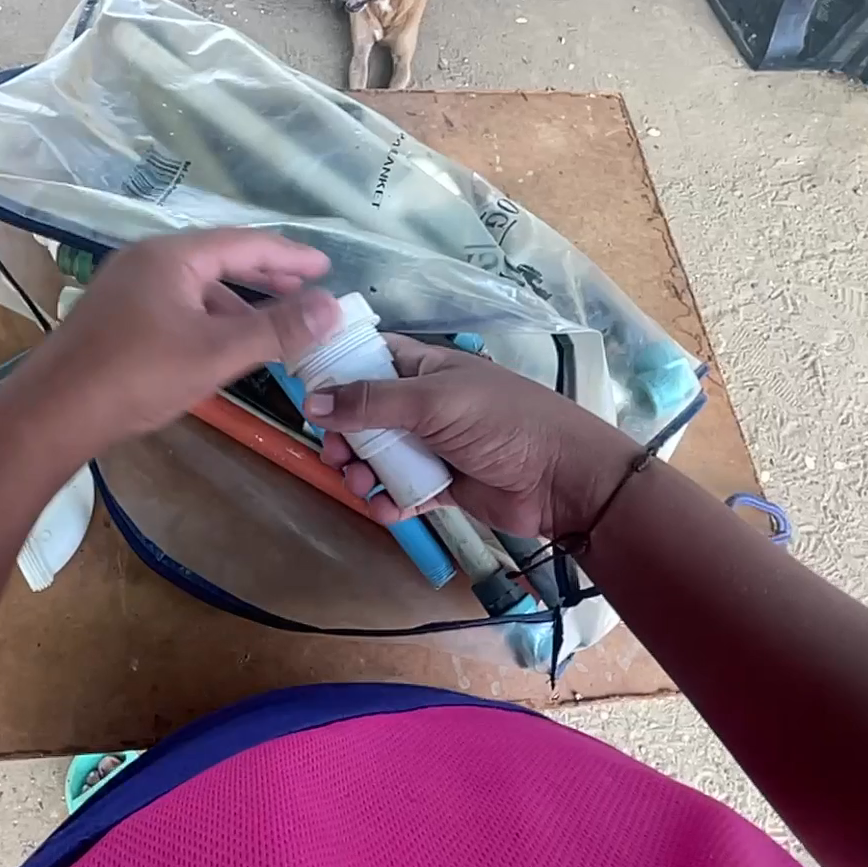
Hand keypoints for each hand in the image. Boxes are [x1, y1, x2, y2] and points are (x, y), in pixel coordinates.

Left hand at [0, 229, 340, 455]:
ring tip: (272, 324)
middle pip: (220, 261)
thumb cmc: (137, 375)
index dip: (290, 256)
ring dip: (238, 304)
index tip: (325, 267)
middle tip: (306, 291)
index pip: (245, 244)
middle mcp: (148, 262)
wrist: (53, 413)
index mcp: (172, 257)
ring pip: (197, 289)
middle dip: (266, 277)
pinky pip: (178, 307)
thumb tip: (333, 308)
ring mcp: (128, 290)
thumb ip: (276, 329)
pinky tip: (222, 346)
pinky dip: (210, 321)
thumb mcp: (216, 352)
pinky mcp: (117, 319)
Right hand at [305, 335, 641, 537]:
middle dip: (343, 434)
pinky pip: (401, 490)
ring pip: (378, 455)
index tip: (306, 392)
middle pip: (364, 414)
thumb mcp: (433, 402)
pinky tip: (387, 508)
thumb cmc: (501, 422)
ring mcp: (431, 445)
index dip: (337, 372)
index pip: (370, 358)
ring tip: (360, 483)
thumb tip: (312, 401)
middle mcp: (423, 404)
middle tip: (333, 452)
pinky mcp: (440, 485)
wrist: (562, 479)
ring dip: (361, 470)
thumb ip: (372, 402)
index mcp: (423, 369)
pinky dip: (389, 500)